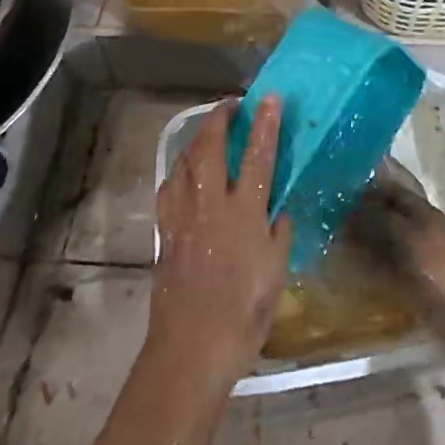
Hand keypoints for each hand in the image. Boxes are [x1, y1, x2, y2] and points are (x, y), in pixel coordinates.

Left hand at [148, 95, 294, 385]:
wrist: (192, 346)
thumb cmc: (244, 313)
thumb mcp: (277, 272)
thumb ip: (279, 233)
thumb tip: (277, 211)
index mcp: (245, 213)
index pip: (259, 156)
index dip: (265, 123)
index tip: (270, 98)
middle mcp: (211, 205)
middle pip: (211, 147)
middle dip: (219, 118)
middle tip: (231, 105)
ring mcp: (183, 216)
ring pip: (185, 162)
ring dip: (197, 140)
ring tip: (208, 132)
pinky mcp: (165, 232)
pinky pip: (169, 189)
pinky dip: (178, 172)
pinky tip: (184, 175)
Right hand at [348, 175, 444, 345]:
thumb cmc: (442, 271)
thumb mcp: (410, 237)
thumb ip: (383, 219)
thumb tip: (354, 210)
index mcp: (424, 211)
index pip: (392, 190)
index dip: (369, 187)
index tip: (341, 188)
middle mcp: (419, 227)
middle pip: (386, 213)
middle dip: (361, 212)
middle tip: (330, 213)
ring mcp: (415, 254)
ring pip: (382, 238)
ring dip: (361, 236)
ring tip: (333, 236)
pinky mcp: (410, 279)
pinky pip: (383, 262)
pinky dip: (367, 260)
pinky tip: (348, 262)